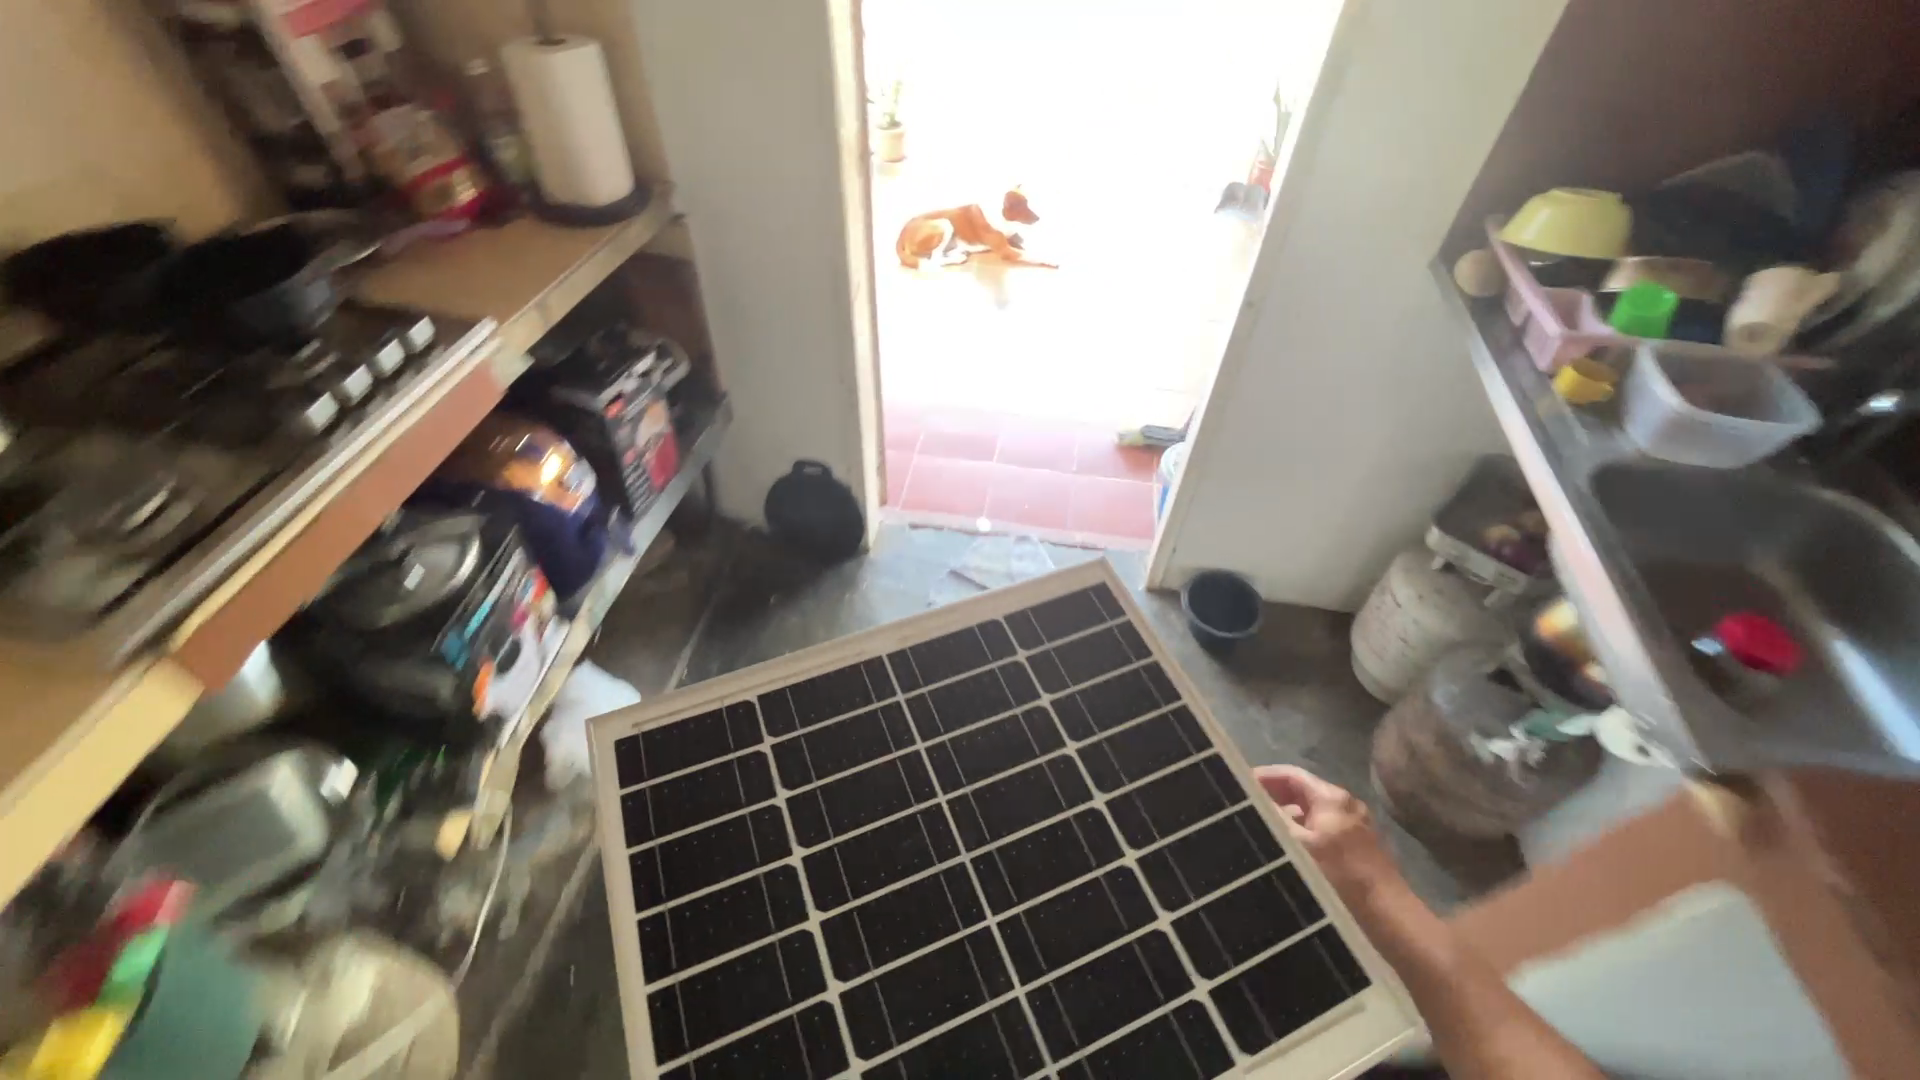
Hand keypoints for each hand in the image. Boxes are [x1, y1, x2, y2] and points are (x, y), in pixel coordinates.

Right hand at [1253, 765, 1402, 906]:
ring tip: (1259, 825)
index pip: (1290, 774)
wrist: (1387, 914)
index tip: (1238, 785)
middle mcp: (1345, 803)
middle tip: (1244, 805)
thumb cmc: (1340, 875)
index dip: (1263, 776)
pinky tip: (1286, 846)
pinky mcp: (1356, 844)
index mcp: (1331, 797)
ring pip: (1310, 810)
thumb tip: (1249, 798)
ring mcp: (1353, 824)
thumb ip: (1274, 817)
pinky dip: (1301, 829)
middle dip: (1272, 795)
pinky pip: (1321, 827)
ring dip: (1285, 813)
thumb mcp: (1299, 845)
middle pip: (1301, 789)